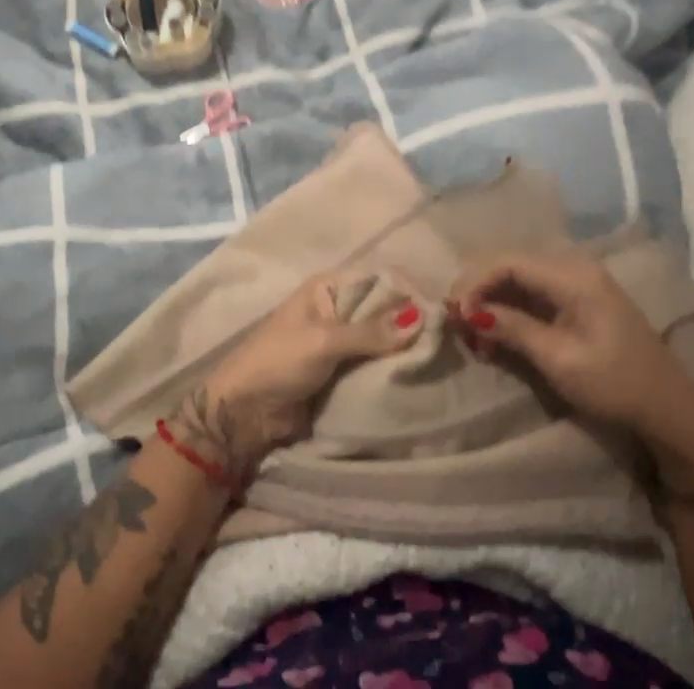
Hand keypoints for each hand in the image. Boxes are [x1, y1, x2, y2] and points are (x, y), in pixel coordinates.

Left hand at [175, 274, 422, 481]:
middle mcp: (336, 309)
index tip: (441, 313)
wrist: (244, 412)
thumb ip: (370, 332)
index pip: (377, 280)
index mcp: (326, 289)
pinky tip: (421, 378)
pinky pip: (375, 367)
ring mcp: (340, 343)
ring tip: (442, 362)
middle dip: (411, 325)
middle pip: (384, 311)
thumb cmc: (277, 363)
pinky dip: (393, 372)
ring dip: (405, 352)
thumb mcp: (322, 341)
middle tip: (449, 341)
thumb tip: (421, 318)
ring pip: (383, 341)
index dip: (407, 293)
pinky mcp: (343, 373)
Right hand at [450, 252, 693, 433]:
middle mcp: (574, 268)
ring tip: (474, 337)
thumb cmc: (615, 384)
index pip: (507, 262)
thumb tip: (468, 312)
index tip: (455, 316)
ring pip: (516, 279)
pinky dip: (507, 312)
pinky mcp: (576, 301)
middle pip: (508, 265)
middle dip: (478, 292)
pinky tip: (495, 337)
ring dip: (490, 303)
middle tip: (458, 325)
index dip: (474, 284)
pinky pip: (530, 294)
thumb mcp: (559, 359)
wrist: (668, 411)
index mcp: (574, 276)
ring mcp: (577, 283)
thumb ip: (512, 328)